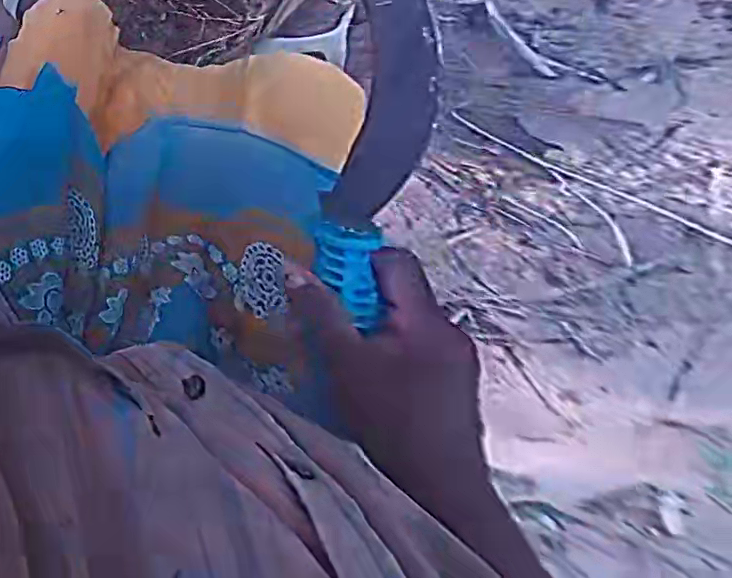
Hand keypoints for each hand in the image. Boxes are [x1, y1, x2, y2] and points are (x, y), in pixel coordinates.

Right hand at [288, 249, 486, 499]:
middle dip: (350, 287)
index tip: (319, 265)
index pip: (395, 261)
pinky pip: (404, 336)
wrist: (436, 486)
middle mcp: (448, 331)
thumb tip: (290, 264)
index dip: (355, 254)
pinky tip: (350, 356)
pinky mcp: (445, 376)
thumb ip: (318, 307)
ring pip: (396, 313)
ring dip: (358, 313)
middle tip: (313, 299)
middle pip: (394, 286)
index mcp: (428, 321)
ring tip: (325, 330)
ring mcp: (452, 356)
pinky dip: (373, 335)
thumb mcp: (343, 357)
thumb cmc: (388, 416)